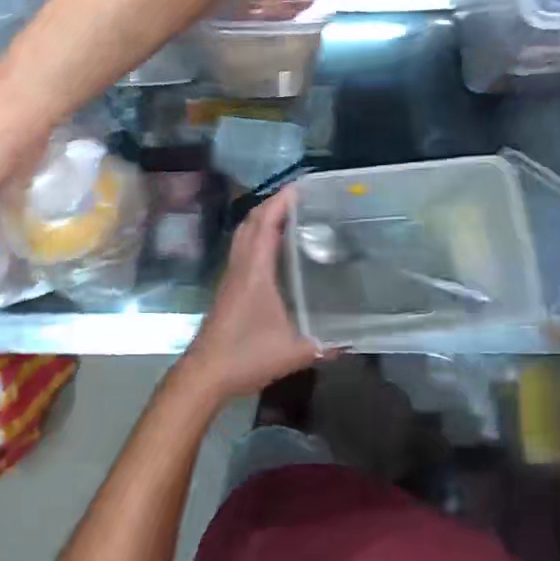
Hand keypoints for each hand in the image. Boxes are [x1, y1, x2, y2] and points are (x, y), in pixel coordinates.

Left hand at [175, 189, 322, 400]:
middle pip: (251, 223)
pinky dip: (258, 239)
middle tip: (300, 200)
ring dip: (263, 221)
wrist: (205, 373)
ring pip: (244, 236)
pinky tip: (275, 252)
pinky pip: (243, 252)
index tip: (301, 187)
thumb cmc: (247, 356)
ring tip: (291, 218)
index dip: (281, 201)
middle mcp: (240, 267)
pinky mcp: (228, 290)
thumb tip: (354, 339)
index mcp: (255, 271)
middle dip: (273, 205)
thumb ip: (326, 344)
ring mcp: (231, 277)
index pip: (265, 224)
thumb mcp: (295, 352)